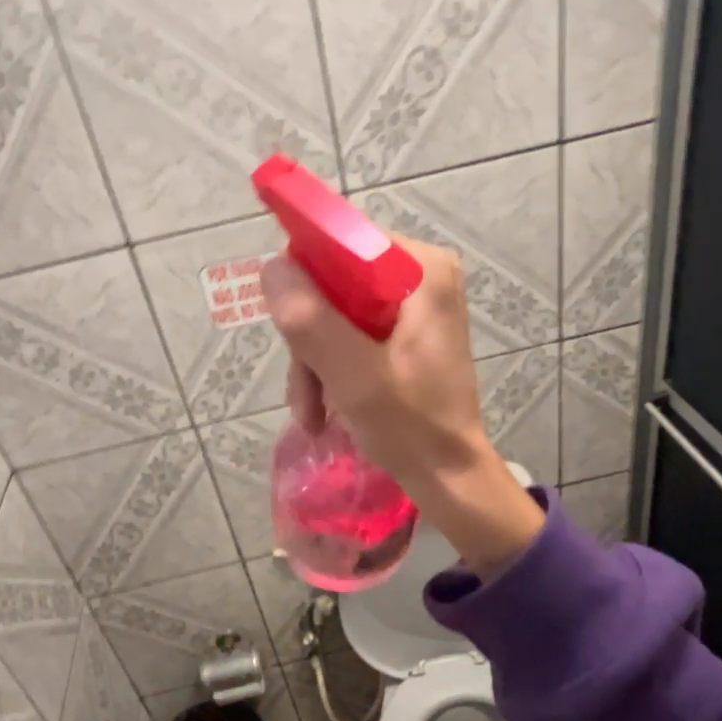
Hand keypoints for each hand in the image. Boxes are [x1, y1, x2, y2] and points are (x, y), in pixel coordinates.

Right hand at [262, 236, 544, 572]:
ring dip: (315, 364)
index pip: (341, 243)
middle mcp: (422, 275)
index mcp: (422, 270)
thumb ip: (312, 321)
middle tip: (303, 394)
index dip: (304, 282)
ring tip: (311, 414)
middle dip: (310, 340)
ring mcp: (416, 306)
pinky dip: (333, 371)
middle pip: (335, 284)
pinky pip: (352, 336)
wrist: (449, 477)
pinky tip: (324, 411)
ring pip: (337, 314)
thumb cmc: (411, 427)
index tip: (289, 330)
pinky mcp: (407, 334)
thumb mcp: (354, 376)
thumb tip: (271, 268)